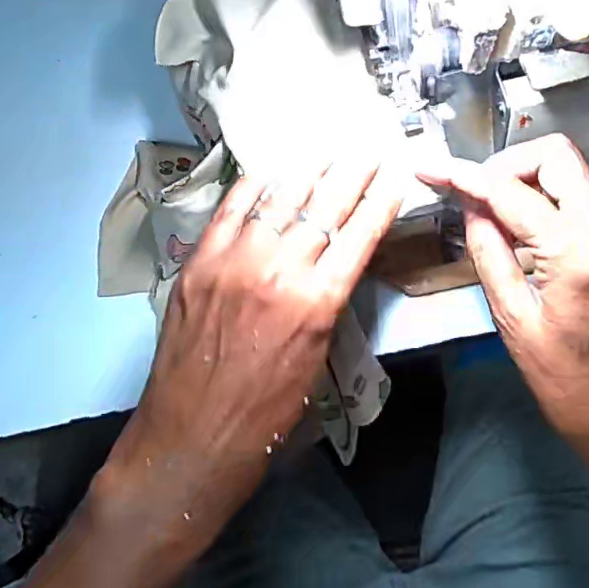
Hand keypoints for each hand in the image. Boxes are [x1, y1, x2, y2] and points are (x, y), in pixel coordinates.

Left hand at [99, 160, 402, 538]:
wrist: (194, 435)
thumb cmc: (266, 412)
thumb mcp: (317, 357)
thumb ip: (326, 301)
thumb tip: (334, 260)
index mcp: (317, 302)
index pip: (359, 235)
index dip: (380, 200)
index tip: (394, 176)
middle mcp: (278, 271)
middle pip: (323, 208)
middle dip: (350, 175)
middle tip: (365, 152)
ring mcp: (234, 261)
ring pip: (277, 201)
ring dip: (305, 173)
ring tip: (324, 154)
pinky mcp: (199, 262)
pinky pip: (229, 211)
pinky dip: (251, 188)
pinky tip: (267, 172)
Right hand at [417, 136, 588, 485]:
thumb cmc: (567, 382)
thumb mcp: (513, 317)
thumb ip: (488, 251)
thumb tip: (470, 207)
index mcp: (575, 249)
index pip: (509, 190)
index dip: (463, 176)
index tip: (430, 170)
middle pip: (554, 155)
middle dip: (505, 163)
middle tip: (472, 193)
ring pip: (567, 171)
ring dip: (523, 178)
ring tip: (486, 211)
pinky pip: (575, 198)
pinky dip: (540, 197)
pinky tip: (514, 228)